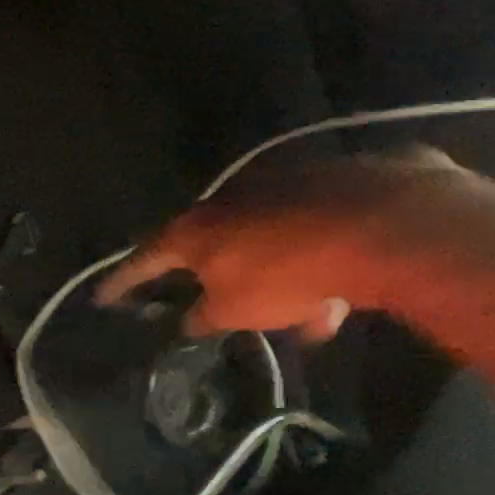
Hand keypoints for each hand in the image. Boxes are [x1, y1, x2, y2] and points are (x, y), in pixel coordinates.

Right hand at [97, 149, 494, 339]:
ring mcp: (290, 178)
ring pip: (270, 236)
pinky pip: (318, 227)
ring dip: (277, 274)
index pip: (144, 257)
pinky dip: (319, 255)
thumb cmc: (289, 274)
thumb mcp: (232, 312)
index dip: (122, 280)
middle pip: (212, 241)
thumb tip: (192, 318)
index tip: (102, 296)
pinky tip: (341, 287)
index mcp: (198, 228)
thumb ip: (203, 317)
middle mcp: (235, 196)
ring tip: (304, 313)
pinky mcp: (343, 175)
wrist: (391, 225)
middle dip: (214, 274)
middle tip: (214, 301)